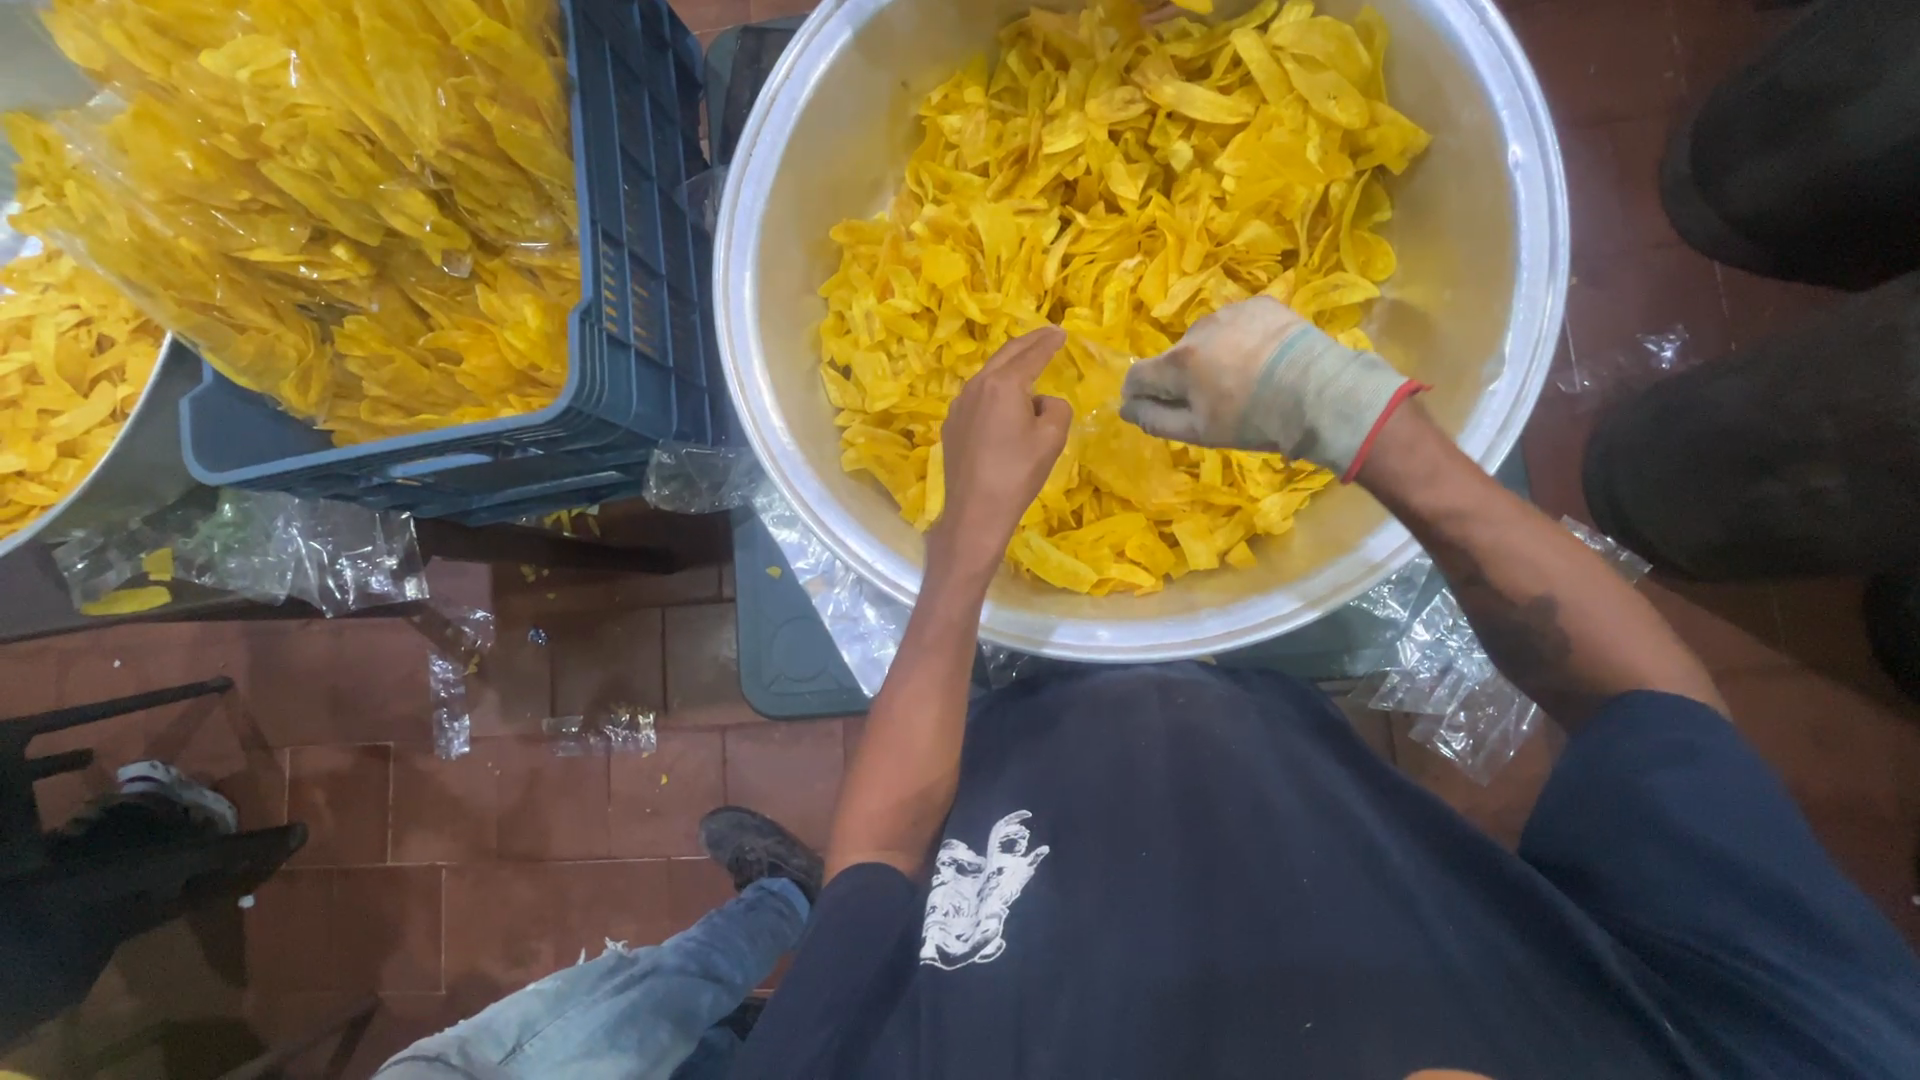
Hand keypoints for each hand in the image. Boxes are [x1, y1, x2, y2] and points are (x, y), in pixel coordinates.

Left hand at [929, 327, 1071, 580]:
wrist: (975, 511)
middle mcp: (976, 387)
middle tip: (1047, 336)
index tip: (1061, 333)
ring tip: (1027, 366)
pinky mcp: (952, 426)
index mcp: (1003, 384)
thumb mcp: (1052, 438)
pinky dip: (995, 391)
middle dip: (1028, 344)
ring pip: (988, 376)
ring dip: (1009, 367)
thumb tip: (1041, 403)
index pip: (1031, 354)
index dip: (1048, 342)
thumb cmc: (1017, 474)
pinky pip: (977, 398)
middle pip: (1005, 356)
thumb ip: (1055, 409)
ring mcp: (959, 406)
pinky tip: (1003, 403)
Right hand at [1118, 296, 1423, 479]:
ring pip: (1206, 339)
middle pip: (1175, 358)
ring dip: (1213, 357)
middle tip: (1215, 402)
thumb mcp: (1200, 432)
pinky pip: (1237, 324)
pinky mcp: (1262, 304)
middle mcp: (1197, 329)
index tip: (1153, 409)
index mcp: (1178, 362)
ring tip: (1244, 380)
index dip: (1138, 395)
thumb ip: (1156, 420)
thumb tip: (1127, 409)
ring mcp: (1231, 312)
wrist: (1321, 393)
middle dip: (1184, 378)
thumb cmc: (1254, 420)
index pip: (1137, 376)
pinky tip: (1263, 359)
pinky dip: (1241, 340)